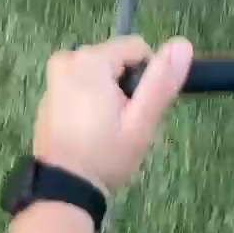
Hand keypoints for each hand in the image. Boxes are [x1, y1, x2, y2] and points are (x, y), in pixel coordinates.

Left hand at [33, 36, 192, 194]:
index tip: (138, 111)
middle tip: (124, 126)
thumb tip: (183, 44)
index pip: (138, 49)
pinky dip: (91, 104)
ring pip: (101, 76)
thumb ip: (161, 82)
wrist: (65, 188)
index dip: (147, 80)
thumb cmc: (105, 156)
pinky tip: (91, 133)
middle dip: (127, 89)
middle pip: (117, 62)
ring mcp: (54, 79)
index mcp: (90, 60)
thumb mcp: (140, 123)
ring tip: (108, 131)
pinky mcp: (49, 97)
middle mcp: (67, 59)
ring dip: (111, 98)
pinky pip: (82, 89)